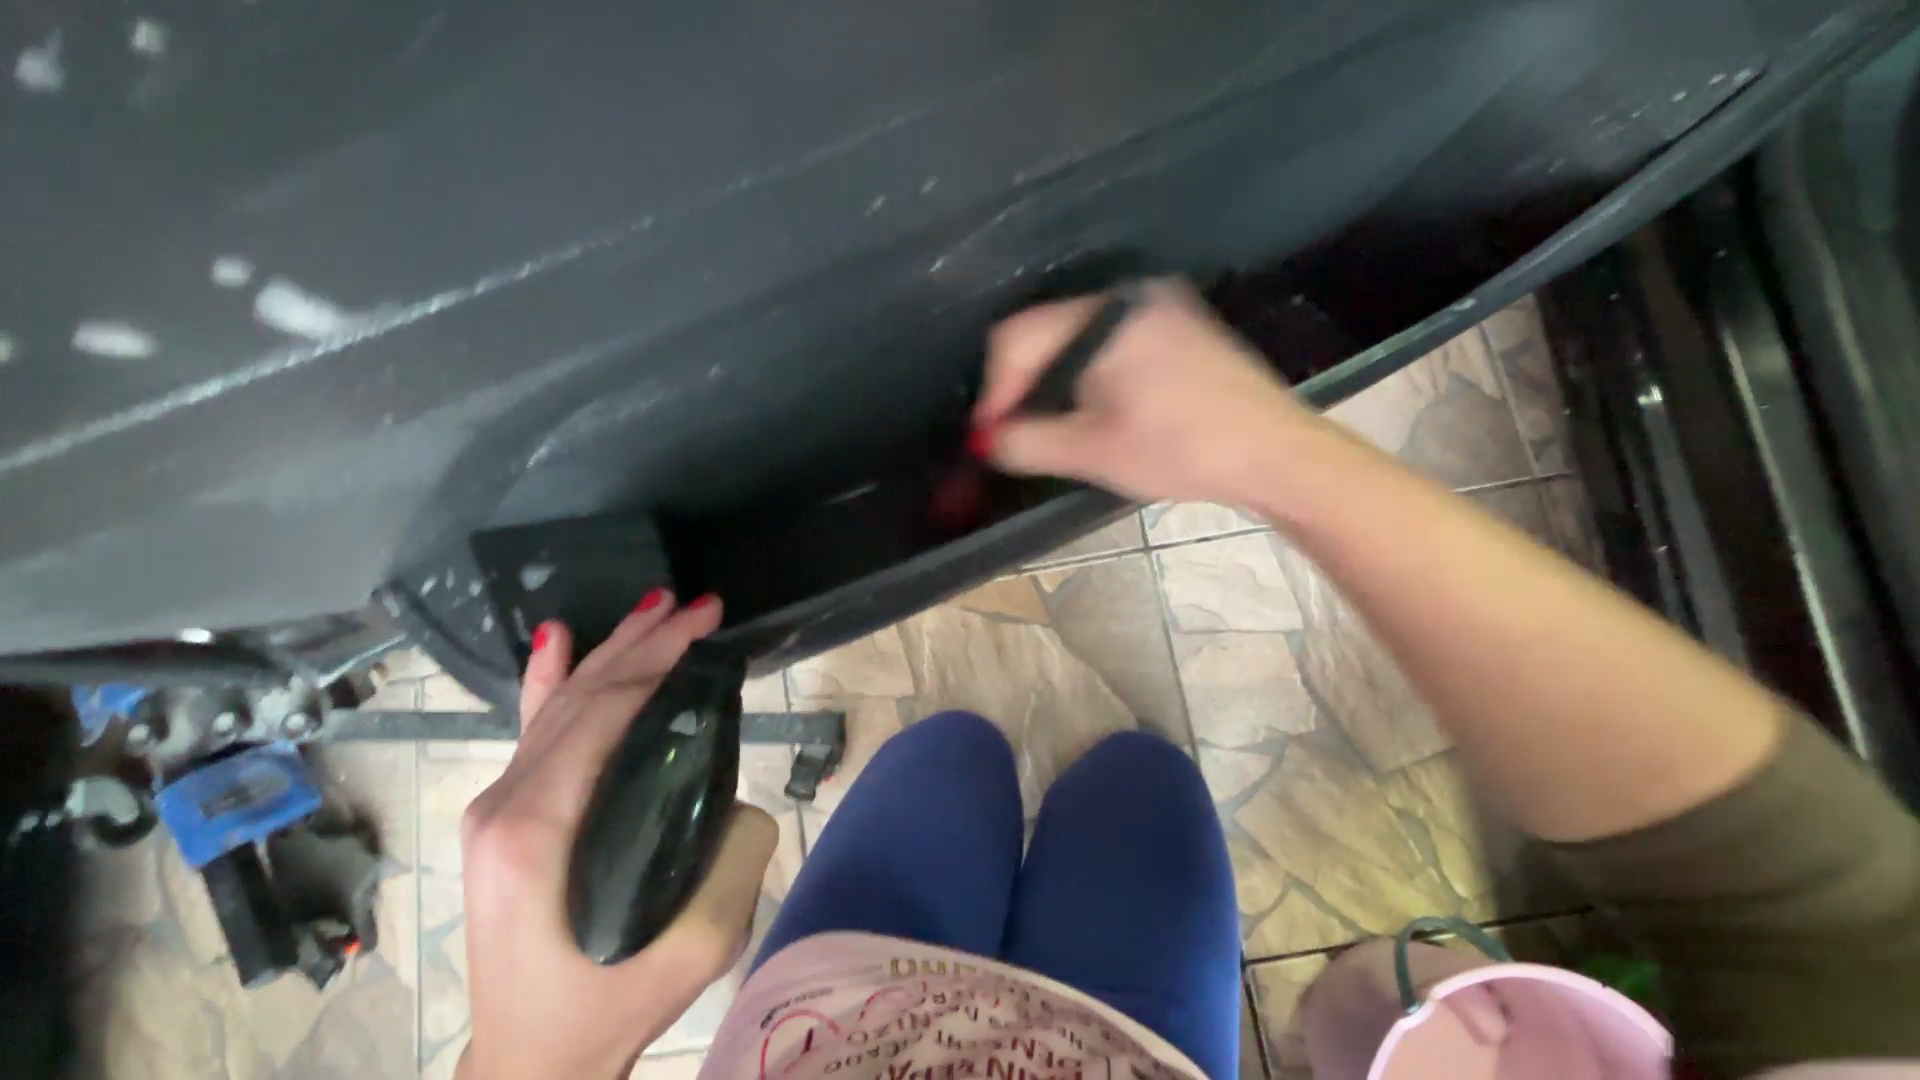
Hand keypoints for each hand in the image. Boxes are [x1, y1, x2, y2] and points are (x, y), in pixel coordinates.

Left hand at [456, 593, 776, 1079]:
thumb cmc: (611, 1006)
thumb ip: (731, 856)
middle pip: (580, 699)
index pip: (603, 716)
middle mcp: (505, 806)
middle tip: (700, 604)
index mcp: (539, 832)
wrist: (531, 1059)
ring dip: (611, 650)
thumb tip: (732, 793)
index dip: (658, 660)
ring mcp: (495, 807)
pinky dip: (548, 678)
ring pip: (557, 705)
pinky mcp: (503, 815)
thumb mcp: (698, 945)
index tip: (706, 622)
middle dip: (644, 643)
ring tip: (657, 606)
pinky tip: (556, 636)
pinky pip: (532, 730)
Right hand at [973, 281, 1327, 504]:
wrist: (1274, 452)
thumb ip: (1024, 441)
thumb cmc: (1180, 450)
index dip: (993, 389)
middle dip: (1020, 383)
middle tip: (1011, 431)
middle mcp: (1127, 298)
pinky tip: (1092, 408)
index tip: (987, 435)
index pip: (1017, 338)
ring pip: (1075, 337)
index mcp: (1102, 317)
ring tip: (1048, 424)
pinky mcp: (1177, 326)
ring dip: (1052, 379)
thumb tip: (986, 441)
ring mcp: (1157, 307)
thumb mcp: (1090, 452)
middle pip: (1044, 331)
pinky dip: (1087, 373)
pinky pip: (1109, 341)